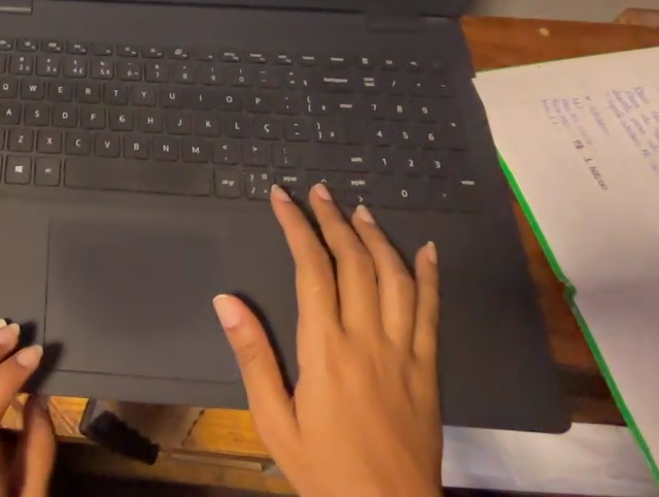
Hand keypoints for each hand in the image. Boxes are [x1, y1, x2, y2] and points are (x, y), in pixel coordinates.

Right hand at [213, 184, 441, 496]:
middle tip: (319, 190)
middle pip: (354, 262)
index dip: (296, 226)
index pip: (311, 268)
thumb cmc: (324, 470)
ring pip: (394, 277)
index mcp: (325, 348)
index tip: (283, 197)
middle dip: (333, 220)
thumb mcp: (274, 421)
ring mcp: (404, 352)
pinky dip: (429, 276)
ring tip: (359, 209)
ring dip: (376, 237)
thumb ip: (253, 356)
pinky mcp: (429, 369)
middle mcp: (367, 338)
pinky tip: (426, 249)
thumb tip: (226, 300)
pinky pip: (432, 312)